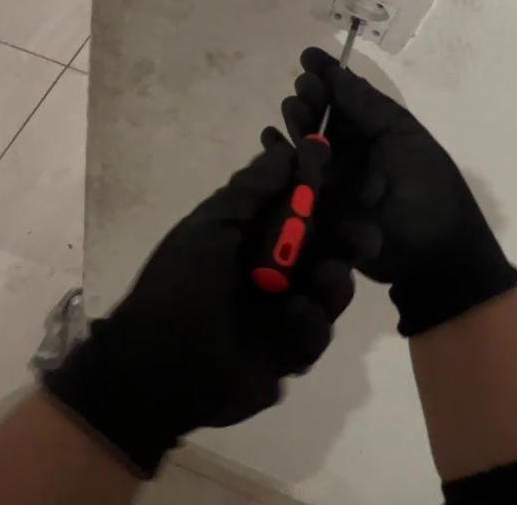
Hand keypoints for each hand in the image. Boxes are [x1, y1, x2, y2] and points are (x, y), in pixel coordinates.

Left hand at [41, 134, 355, 475]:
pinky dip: (308, 324)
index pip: (305, 205)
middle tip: (360, 237)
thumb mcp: (211, 225)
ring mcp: (286, 309)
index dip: (329, 192)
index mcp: (257, 232)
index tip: (349, 180)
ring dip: (334, 281)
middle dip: (351, 238)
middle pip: (332, 246)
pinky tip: (291, 319)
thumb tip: (286, 148)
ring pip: (333, 289)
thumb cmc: (180, 285)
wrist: (157, 368)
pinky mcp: (290, 351)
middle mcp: (277, 266)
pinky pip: (317, 333)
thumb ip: (252, 188)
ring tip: (321, 280)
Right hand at [285, 47, 516, 336]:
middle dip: (312, 97)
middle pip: (326, 117)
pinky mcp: (319, 206)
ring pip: (309, 142)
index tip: (307, 56)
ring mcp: (338, 179)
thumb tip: (340, 72)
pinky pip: (296, 176)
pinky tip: (271, 140)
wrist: (430, 257)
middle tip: (302, 86)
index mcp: (382, 131)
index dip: (329, 75)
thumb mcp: (403, 137)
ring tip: (292, 109)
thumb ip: (368, 106)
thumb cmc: (425, 190)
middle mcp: (358, 151)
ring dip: (298, 121)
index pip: (350, 96)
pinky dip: (281, 156)